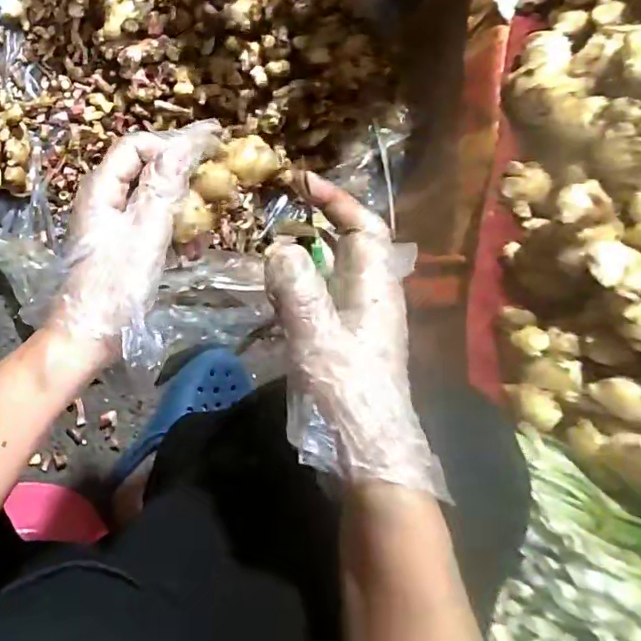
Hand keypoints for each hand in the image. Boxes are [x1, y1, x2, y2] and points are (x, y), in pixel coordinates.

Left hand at [46, 125, 220, 368]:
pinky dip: (171, 233)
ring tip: (202, 232)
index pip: (137, 144)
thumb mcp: (146, 233)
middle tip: (217, 185)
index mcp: (101, 188)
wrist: (84, 340)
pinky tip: (188, 253)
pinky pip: (149, 226)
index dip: (173, 142)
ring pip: (151, 200)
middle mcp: (102, 199)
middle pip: (146, 170)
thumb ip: (165, 186)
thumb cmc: (114, 286)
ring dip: (181, 210)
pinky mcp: (117, 246)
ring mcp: (109, 224)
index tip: (212, 145)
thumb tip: (185, 143)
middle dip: (182, 178)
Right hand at [266, 172, 444, 496]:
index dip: (338, 201)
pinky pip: (314, 297)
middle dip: (318, 221)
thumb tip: (280, 247)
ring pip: (329, 271)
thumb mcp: (320, 338)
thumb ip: (298, 289)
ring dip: (302, 252)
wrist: (366, 457)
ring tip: (267, 244)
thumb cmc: (350, 394)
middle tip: (278, 210)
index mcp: (374, 289)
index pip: (365, 229)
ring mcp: (354, 321)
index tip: (303, 183)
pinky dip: (293, 283)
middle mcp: (368, 298)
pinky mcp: (338, 341)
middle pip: (348, 245)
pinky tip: (271, 290)